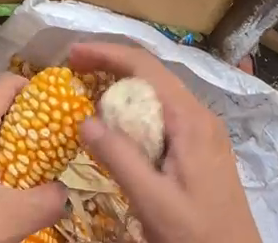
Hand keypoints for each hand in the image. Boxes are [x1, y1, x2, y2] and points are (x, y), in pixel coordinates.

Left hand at [0, 73, 67, 242]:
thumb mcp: (10, 217)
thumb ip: (46, 202)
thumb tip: (64, 191)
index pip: (6, 82)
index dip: (34, 88)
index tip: (58, 106)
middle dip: (26, 120)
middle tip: (52, 142)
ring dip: (7, 142)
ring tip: (32, 166)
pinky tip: (0, 184)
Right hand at [71, 42, 263, 242]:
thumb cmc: (198, 236)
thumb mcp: (154, 202)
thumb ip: (119, 158)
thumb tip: (84, 119)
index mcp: (191, 119)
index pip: (145, 66)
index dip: (106, 53)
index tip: (73, 55)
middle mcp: (200, 115)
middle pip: (151, 73)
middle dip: (111, 65)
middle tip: (75, 71)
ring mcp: (204, 132)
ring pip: (158, 92)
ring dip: (123, 86)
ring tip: (91, 91)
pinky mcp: (202, 149)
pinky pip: (164, 113)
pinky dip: (136, 109)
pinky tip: (120, 125)